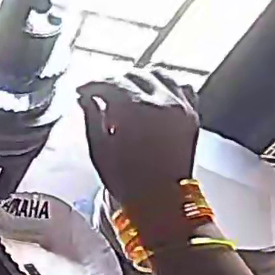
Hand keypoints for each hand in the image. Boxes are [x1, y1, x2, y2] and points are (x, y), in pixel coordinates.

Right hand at [78, 71, 201, 240]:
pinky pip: (180, 87)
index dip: (92, 85)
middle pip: (134, 74)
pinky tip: (152, 96)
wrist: (162, 200)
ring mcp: (181, 106)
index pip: (110, 83)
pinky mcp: (192, 114)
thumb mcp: (99, 149)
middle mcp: (162, 100)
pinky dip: (165, 86)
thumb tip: (86, 99)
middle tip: (98, 92)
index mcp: (137, 108)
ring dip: (138, 78)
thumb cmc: (127, 180)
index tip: (82, 91)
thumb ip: (92, 117)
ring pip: (159, 74)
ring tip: (124, 92)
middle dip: (113, 81)